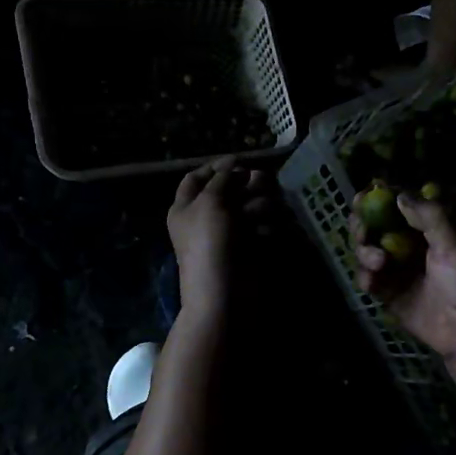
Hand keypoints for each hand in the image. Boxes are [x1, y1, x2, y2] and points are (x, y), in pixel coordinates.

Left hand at [168, 156, 270, 311]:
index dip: (216, 167)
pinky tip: (270, 229)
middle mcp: (204, 218)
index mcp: (185, 207)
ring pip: (248, 207)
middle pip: (227, 191)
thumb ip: (222, 179)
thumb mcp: (210, 201)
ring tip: (266, 209)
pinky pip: (261, 227)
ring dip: (260, 203)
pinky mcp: (248, 248)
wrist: (225, 293)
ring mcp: (227, 234)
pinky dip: (268, 224)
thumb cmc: (210, 242)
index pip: (196, 179)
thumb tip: (235, 169)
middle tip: (262, 181)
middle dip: (245, 184)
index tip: (239, 161)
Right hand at [352, 192, 455, 365]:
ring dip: (364, 251)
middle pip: (374, 226)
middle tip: (362, 230)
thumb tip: (399, 195)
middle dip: (362, 225)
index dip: (378, 198)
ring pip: (366, 250)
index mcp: (428, 230)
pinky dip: (364, 276)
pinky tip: (371, 281)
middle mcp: (408, 246)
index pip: (398, 206)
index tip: (363, 196)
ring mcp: (396, 270)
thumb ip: (431, 218)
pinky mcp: (388, 293)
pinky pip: (366, 278)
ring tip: (377, 261)